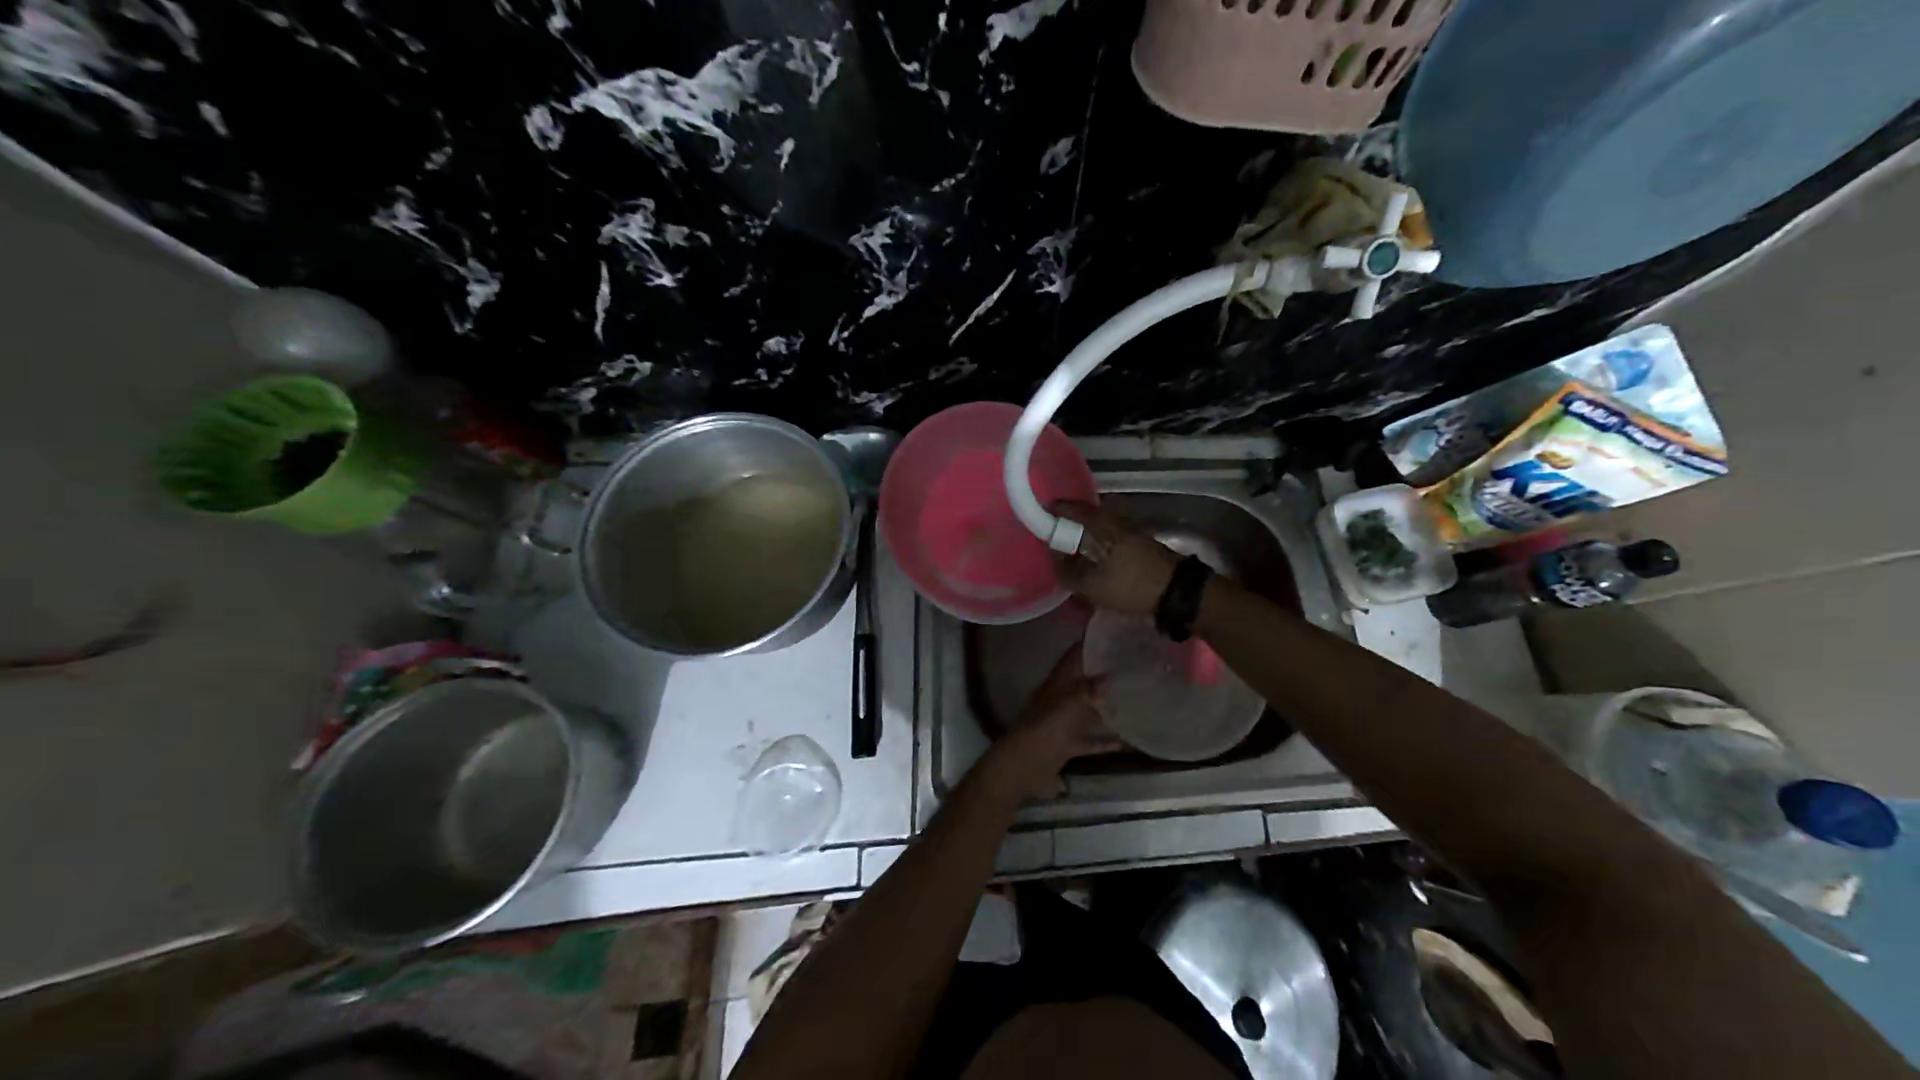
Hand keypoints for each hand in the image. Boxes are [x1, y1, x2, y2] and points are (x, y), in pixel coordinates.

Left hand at [982, 643, 1122, 801]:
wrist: (1024, 766)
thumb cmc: (1044, 730)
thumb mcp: (1067, 706)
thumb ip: (1088, 690)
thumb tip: (1110, 676)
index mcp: (1057, 684)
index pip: (1073, 657)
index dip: (1089, 644)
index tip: (1112, 635)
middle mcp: (1060, 699)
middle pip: (1083, 682)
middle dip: (1103, 675)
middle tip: (1132, 666)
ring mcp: (1064, 723)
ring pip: (1088, 710)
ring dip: (1106, 707)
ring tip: (1133, 698)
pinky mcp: (1068, 744)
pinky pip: (1090, 740)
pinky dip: (1105, 740)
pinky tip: (1126, 741)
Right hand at [1051, 501, 1181, 616]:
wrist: (1178, 595)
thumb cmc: (1132, 584)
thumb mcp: (1094, 585)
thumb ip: (1070, 573)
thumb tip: (1056, 560)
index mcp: (1108, 527)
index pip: (1080, 510)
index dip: (1062, 508)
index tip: (1045, 508)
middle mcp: (1122, 525)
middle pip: (1094, 517)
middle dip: (1075, 521)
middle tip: (1057, 528)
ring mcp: (1136, 537)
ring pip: (1106, 530)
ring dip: (1090, 535)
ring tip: (1074, 546)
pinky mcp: (1144, 551)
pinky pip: (1115, 542)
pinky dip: (1101, 546)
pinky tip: (1096, 558)